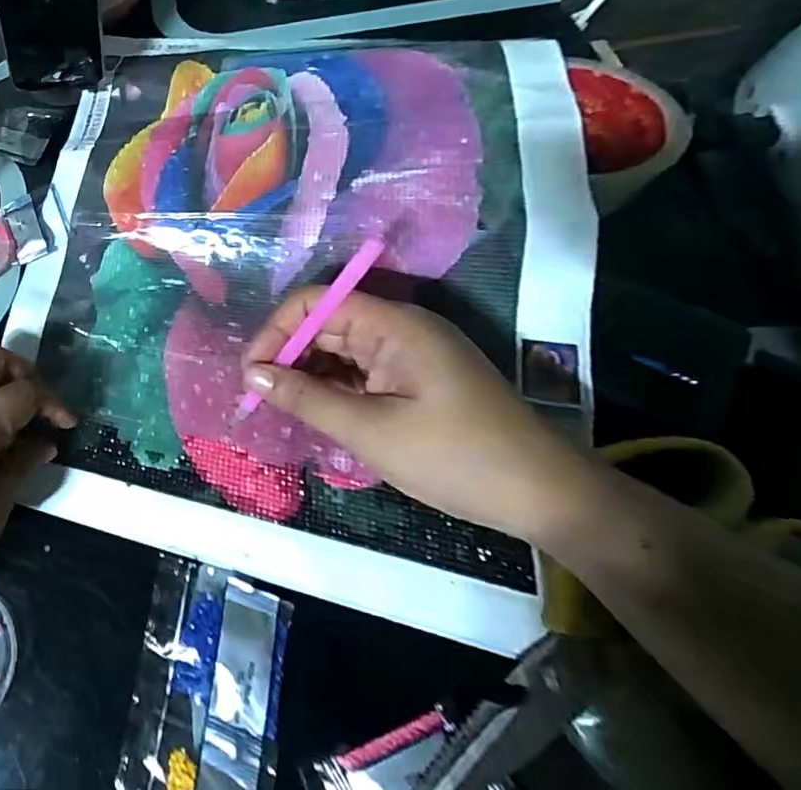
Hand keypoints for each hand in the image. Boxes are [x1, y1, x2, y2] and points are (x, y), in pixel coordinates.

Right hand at [240, 288, 603, 543]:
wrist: (548, 498)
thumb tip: (251, 376)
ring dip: (306, 373)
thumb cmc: (456, 457)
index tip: (253, 373)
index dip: (276, 331)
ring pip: (338, 349)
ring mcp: (409, 353)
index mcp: (393, 325)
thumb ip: (304, 397)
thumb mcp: (369, 429)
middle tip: (258, 395)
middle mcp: (399, 328)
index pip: (315, 303)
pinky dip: (331, 387)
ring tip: (280, 406)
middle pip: (324, 323)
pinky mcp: (415, 377)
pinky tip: (314, 411)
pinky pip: (359, 370)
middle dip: (286, 354)